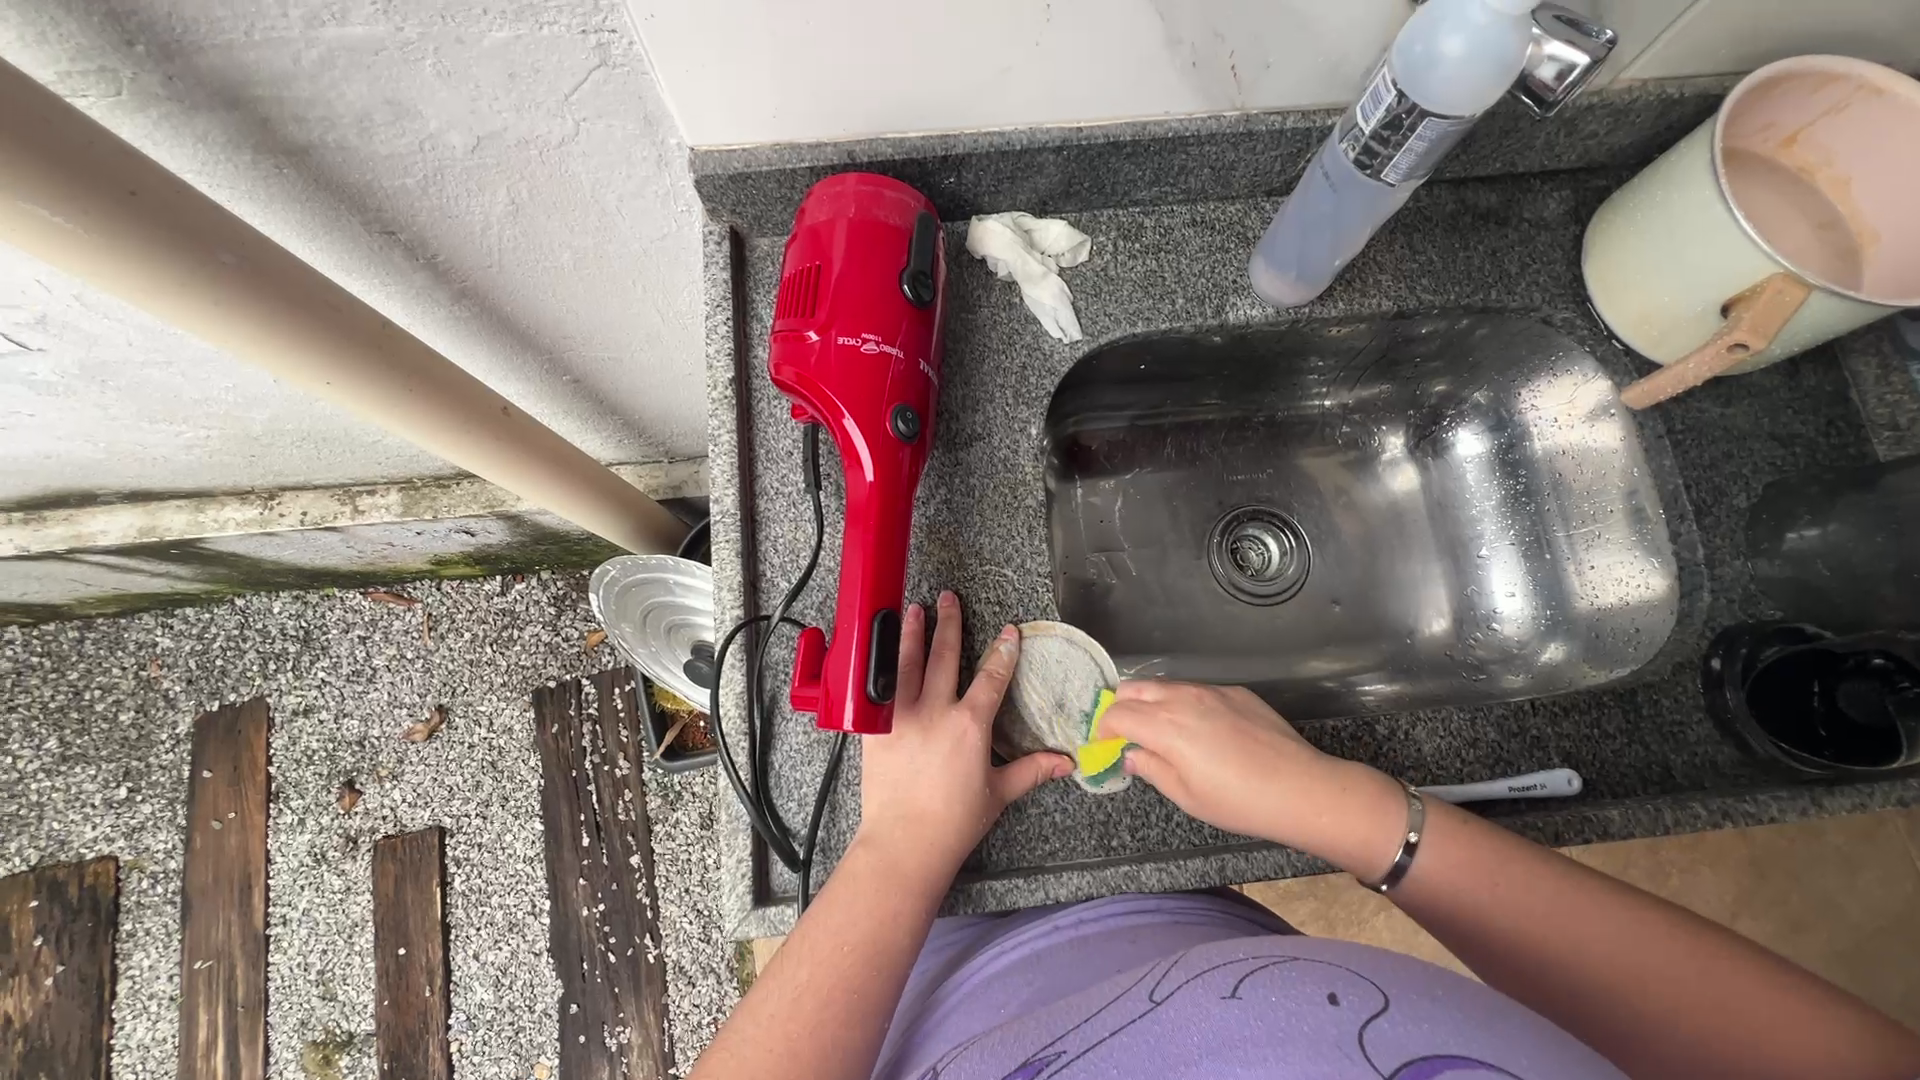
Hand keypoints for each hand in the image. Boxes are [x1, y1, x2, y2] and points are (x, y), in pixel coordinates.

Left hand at [855, 591, 1073, 881]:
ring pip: (907, 664)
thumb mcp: (999, 793)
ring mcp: (902, 717)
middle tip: (949, 598)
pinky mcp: (876, 728)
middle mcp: (936, 711)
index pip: (992, 678)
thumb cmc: (954, 822)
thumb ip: (1032, 770)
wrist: (904, 842)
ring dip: (912, 634)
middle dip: (950, 624)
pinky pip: (878, 689)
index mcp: (970, 724)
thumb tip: (1068, 762)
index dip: (1003, 652)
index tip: (1009, 631)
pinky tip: (879, 652)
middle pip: (945, 657)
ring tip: (914, 610)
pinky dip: (880, 667)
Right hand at [1097, 680, 1407, 878]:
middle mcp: (1182, 697)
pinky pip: (1196, 689)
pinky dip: (1183, 703)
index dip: (1103, 730)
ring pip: (1164, 685)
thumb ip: (1151, 768)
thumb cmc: (1238, 801)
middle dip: (1121, 708)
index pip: (1116, 714)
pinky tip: (1202, 730)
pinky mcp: (1234, 691)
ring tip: (1161, 731)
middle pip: (1133, 689)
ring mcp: (1210, 690)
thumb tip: (1131, 754)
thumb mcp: (1185, 796)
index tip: (1105, 747)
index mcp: (1165, 725)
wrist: (1301, 788)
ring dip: (1151, 702)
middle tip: (1126, 735)